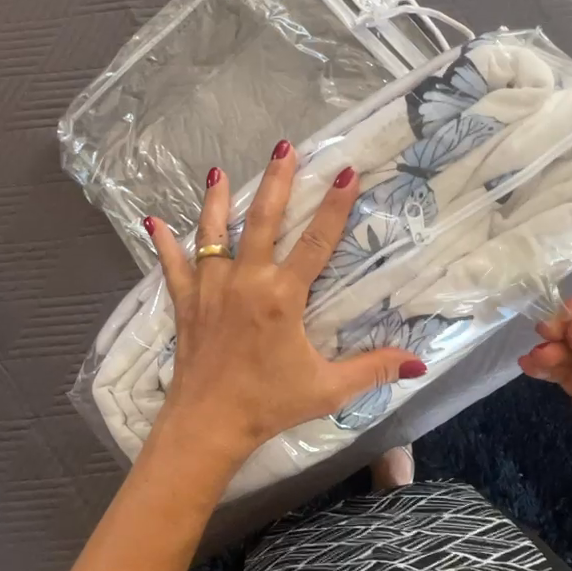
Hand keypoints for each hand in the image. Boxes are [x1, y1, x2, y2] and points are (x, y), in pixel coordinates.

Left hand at [145, 142, 424, 468]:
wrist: (208, 424)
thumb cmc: (269, 404)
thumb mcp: (328, 389)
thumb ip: (373, 369)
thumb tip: (418, 364)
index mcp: (283, 296)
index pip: (317, 241)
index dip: (334, 205)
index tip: (345, 171)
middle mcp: (246, 280)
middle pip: (264, 221)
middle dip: (276, 181)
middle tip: (284, 147)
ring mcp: (212, 289)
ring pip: (214, 234)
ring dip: (217, 202)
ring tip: (218, 172)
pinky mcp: (187, 303)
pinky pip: (173, 266)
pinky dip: (164, 244)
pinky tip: (153, 222)